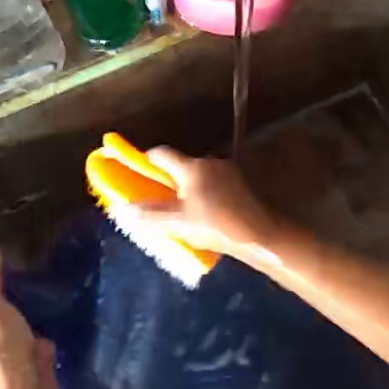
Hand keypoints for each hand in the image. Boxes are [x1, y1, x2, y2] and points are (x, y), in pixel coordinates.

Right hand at [136, 148, 290, 263]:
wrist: (262, 235)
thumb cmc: (217, 226)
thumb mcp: (178, 223)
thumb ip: (150, 215)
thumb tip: (126, 209)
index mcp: (191, 168)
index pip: (162, 154)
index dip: (147, 160)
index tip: (139, 171)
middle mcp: (210, 162)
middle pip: (182, 166)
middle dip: (171, 181)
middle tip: (164, 202)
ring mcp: (229, 171)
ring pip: (201, 176)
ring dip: (191, 189)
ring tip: (189, 213)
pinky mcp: (242, 182)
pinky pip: (216, 183)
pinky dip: (208, 194)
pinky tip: (211, 215)